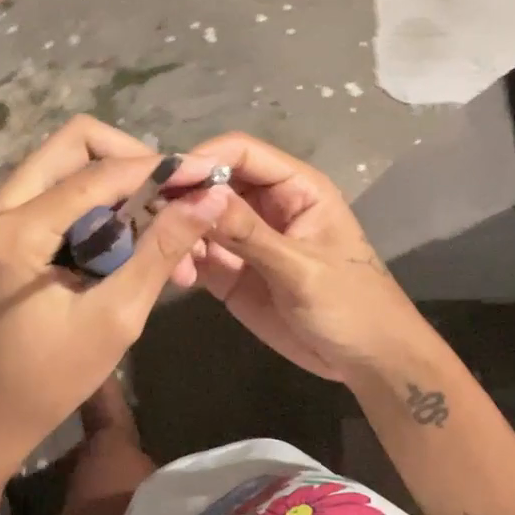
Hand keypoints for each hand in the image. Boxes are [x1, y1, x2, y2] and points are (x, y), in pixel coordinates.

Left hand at [0, 117, 229, 467]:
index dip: (158, 168)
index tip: (205, 174)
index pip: (99, 174)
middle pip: (76, 143)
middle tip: (174, 194)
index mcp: (17, 229)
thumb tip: (208, 198)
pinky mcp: (6, 225)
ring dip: (119, 184)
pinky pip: (60, 189)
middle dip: (133, 161)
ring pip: (69, 162)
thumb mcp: (117, 315)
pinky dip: (101, 204)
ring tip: (161, 224)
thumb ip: (161, 250)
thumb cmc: (52, 375)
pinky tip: (133, 239)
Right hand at [188, 132, 438, 386]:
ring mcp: (245, 238)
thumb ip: (251, 234)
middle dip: (181, 196)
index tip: (166, 180)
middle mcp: (266, 204)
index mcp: (295, 187)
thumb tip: (200, 195)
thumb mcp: (301, 269)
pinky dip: (180, 260)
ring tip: (165, 258)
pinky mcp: (231, 271)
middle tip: (148, 218)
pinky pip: (196, 254)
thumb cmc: (351, 306)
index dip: (203, 159)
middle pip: (211, 181)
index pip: (241, 153)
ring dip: (176, 231)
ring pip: (197, 218)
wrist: (366, 362)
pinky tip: (177, 278)